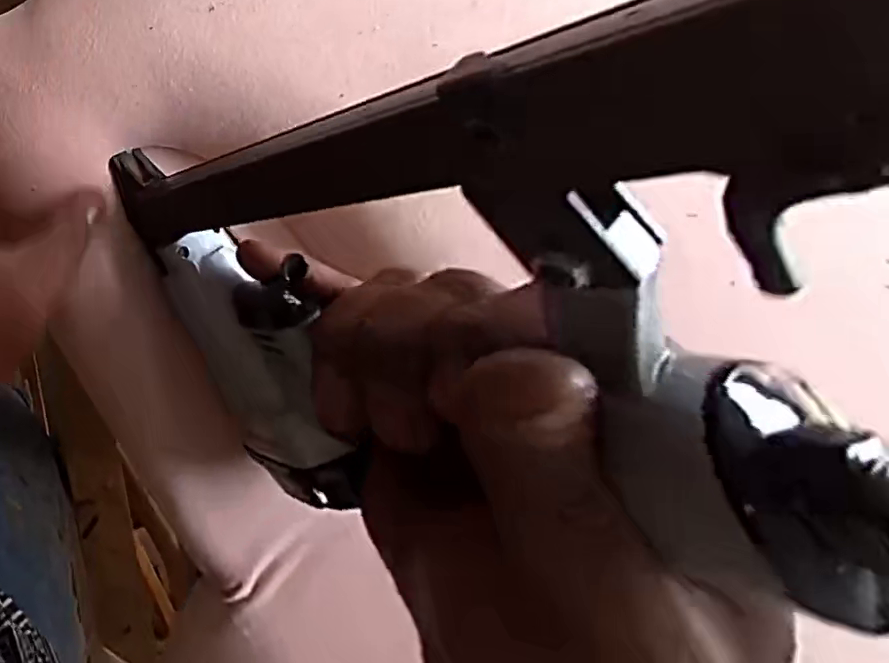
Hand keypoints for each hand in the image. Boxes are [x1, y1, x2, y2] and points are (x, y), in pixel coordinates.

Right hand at [240, 243, 792, 662]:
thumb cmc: (598, 655)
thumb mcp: (597, 585)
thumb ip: (557, 476)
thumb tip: (522, 366)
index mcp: (623, 402)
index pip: (537, 313)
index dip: (469, 336)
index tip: (446, 404)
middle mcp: (542, 369)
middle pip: (447, 298)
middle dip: (398, 353)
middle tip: (403, 433)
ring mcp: (462, 377)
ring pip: (390, 302)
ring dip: (352, 349)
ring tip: (363, 421)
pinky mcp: (397, 391)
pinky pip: (351, 327)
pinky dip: (310, 295)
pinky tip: (264, 264)